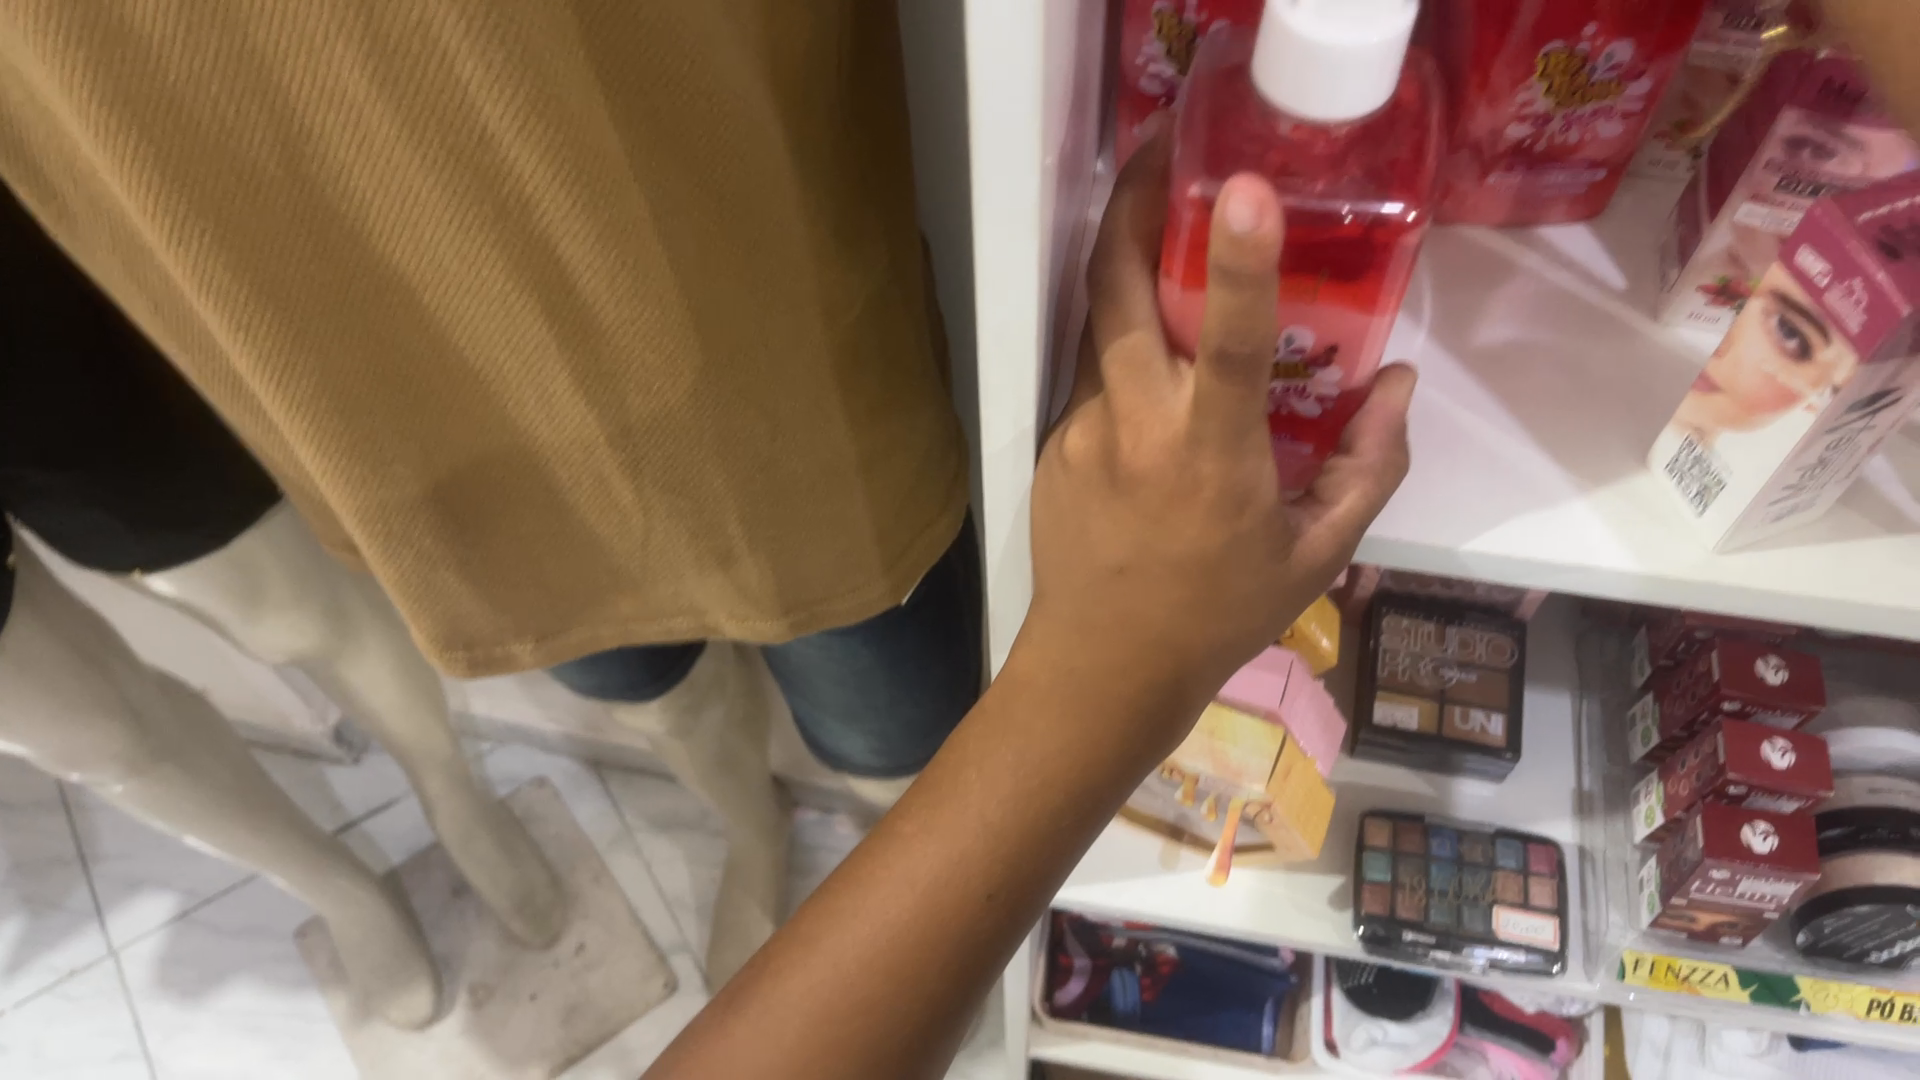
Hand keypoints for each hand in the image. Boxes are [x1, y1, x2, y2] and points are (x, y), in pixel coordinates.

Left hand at [1021, 127, 1416, 759]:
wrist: (1102, 663)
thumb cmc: (1215, 617)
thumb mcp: (1314, 555)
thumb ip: (1368, 467)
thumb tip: (1399, 384)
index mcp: (1209, 453)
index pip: (1232, 342)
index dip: (1242, 259)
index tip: (1242, 183)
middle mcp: (1133, 427)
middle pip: (1117, 292)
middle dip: (1133, 211)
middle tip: (1162, 158)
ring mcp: (1079, 433)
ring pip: (1098, 330)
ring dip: (1126, 278)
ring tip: (1162, 250)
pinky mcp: (1051, 447)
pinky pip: (1089, 382)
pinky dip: (1118, 363)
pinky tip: (1143, 393)